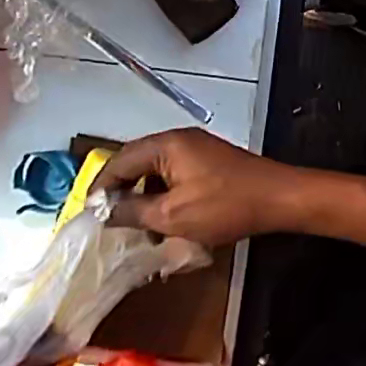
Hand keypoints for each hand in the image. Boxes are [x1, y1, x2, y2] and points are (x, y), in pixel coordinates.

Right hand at [101, 128, 303, 245]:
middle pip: (136, 162)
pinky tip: (167, 220)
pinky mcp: (211, 161)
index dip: (99, 188)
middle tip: (109, 221)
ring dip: (144, 196)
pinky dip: (165, 195)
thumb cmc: (224, 205)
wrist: (279, 198)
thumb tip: (103, 210)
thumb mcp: (171, 215)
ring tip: (137, 226)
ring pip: (156, 170)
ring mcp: (198, 148)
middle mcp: (180, 139)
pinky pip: (176, 174)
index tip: (87, 215)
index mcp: (166, 144)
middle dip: (121, 192)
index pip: (118, 160)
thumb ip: (132, 211)